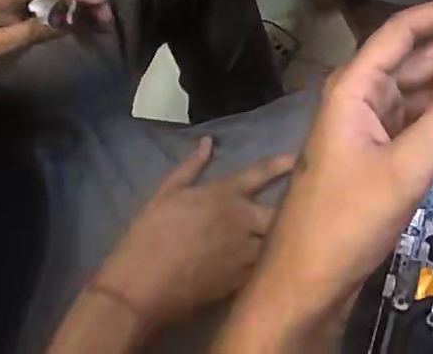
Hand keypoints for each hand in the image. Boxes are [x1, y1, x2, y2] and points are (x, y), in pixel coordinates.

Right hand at [92, 137, 294, 329]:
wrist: (134, 291)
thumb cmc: (147, 237)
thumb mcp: (165, 195)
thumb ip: (190, 168)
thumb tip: (206, 142)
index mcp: (225, 194)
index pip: (261, 172)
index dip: (282, 163)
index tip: (298, 159)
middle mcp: (241, 219)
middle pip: (279, 211)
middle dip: (289, 209)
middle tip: (297, 206)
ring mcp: (241, 252)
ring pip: (273, 242)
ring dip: (279, 237)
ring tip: (289, 234)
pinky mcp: (235, 281)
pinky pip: (260, 271)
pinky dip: (264, 266)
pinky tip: (267, 265)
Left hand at [218, 0, 432, 348]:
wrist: (304, 288)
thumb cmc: (343, 221)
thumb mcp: (400, 173)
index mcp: (357, 87)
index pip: (403, 32)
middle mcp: (364, 96)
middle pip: (416, 58)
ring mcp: (373, 124)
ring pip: (422, 89)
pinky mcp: (382, 151)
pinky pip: (421, 119)